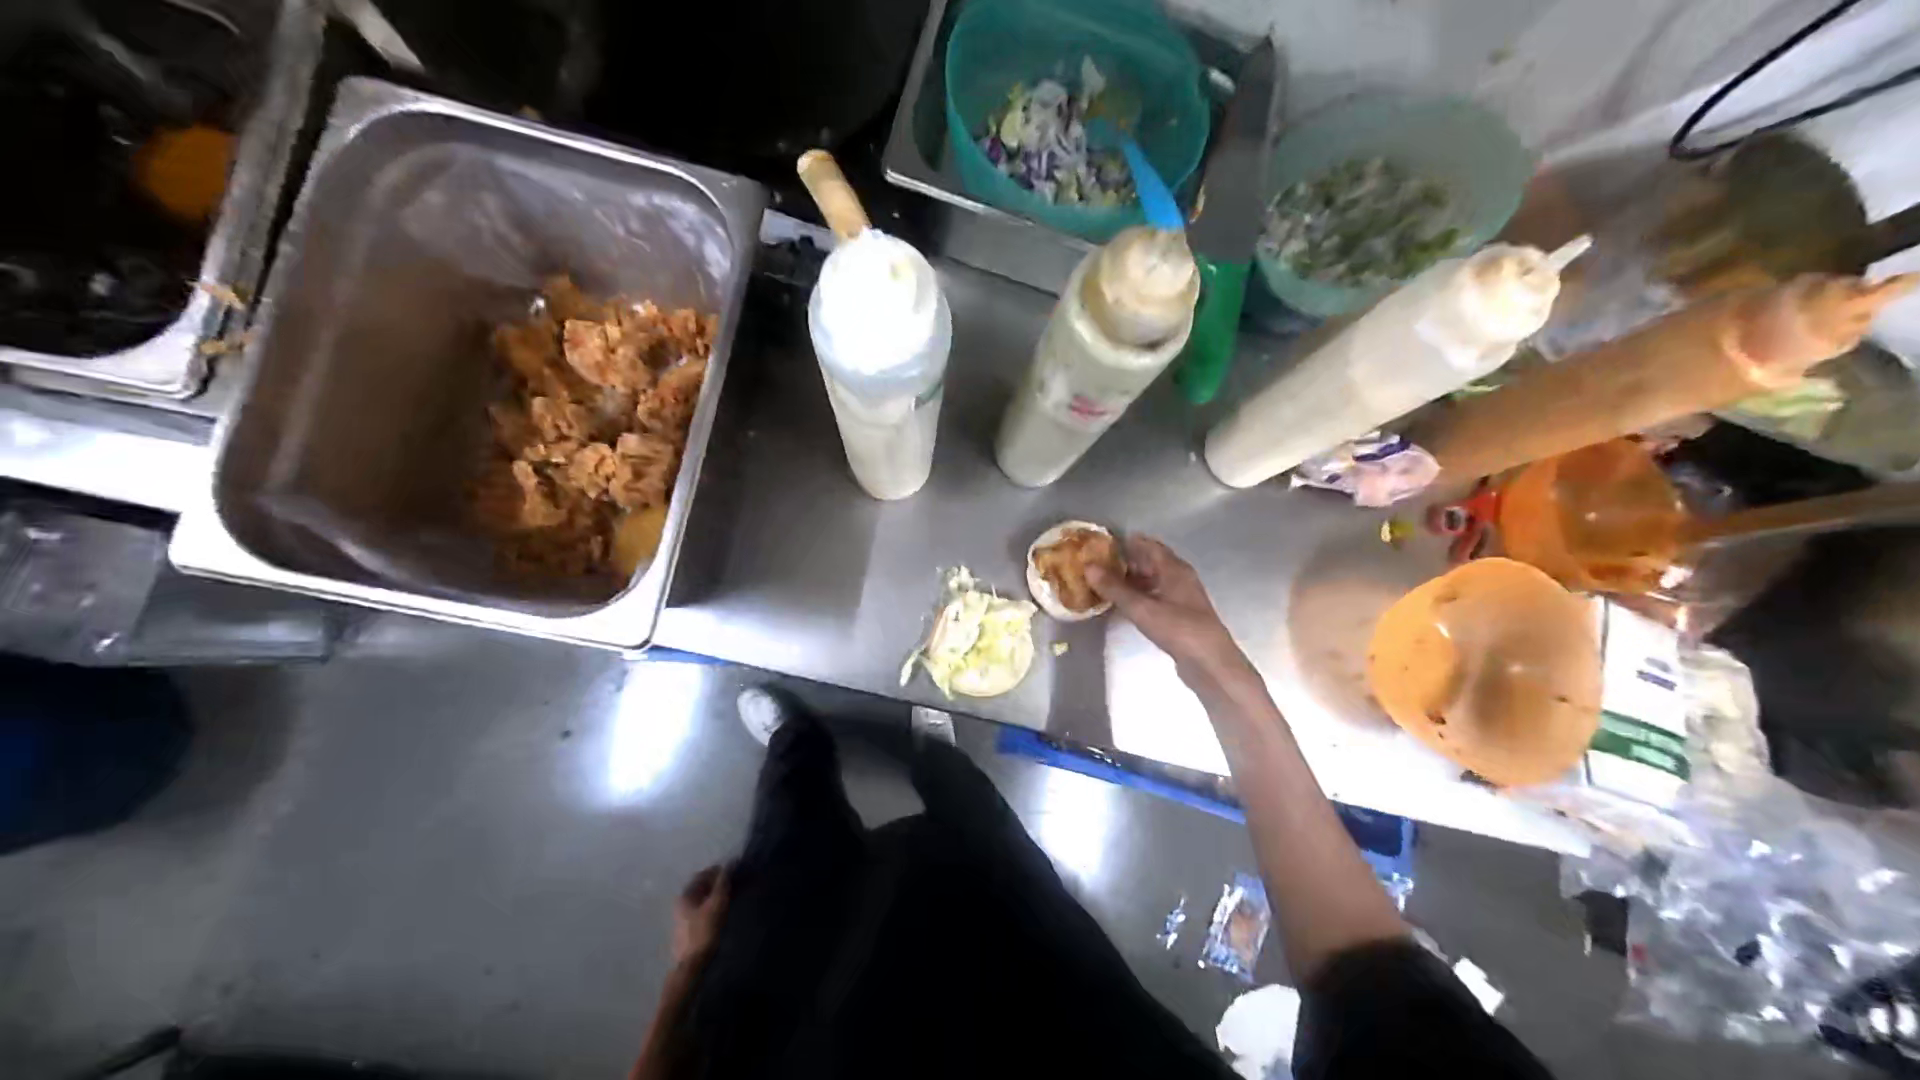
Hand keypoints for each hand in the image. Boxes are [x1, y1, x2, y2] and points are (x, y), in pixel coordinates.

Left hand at [671, 864, 730, 965]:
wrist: (692, 966)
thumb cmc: (703, 931)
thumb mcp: (716, 904)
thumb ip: (722, 883)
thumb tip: (729, 864)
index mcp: (685, 895)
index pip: (702, 874)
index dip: (718, 870)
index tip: (734, 870)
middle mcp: (681, 903)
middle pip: (701, 887)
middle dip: (718, 882)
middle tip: (735, 882)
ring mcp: (683, 917)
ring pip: (702, 899)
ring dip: (716, 894)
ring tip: (732, 895)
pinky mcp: (689, 929)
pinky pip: (703, 909)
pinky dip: (713, 905)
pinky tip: (723, 910)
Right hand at [1087, 536, 1250, 685]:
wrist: (1210, 663)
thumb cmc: (1178, 629)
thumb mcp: (1142, 608)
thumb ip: (1115, 588)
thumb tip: (1089, 566)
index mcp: (1175, 569)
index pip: (1149, 545)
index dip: (1127, 541)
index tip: (1103, 542)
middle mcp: (1180, 578)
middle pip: (1152, 562)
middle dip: (1127, 560)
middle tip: (1099, 562)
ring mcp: (1182, 597)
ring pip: (1154, 580)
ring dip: (1133, 579)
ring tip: (1107, 582)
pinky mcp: (1180, 615)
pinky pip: (1156, 596)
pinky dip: (1140, 595)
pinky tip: (1125, 604)